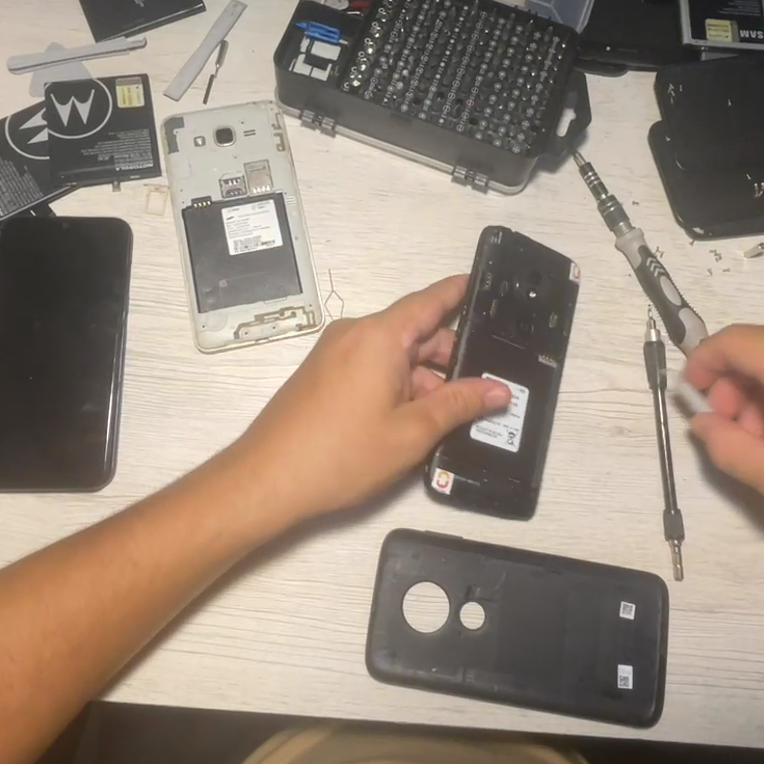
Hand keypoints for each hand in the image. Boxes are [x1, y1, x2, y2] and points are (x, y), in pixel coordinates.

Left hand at [229, 275, 510, 522]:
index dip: (459, 292)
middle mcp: (355, 335)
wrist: (267, 479)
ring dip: (423, 380)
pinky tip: (413, 421)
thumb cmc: (339, 454)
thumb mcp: (411, 432)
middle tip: (485, 388)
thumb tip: (497, 390)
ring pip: (395, 355)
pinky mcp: (324, 375)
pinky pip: (372, 368)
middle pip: (415, 333)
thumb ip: (459, 405)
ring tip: (452, 416)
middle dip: (449, 359)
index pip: (429, 301)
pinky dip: (397, 386)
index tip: (483, 284)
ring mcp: (335, 354)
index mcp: (379, 336)